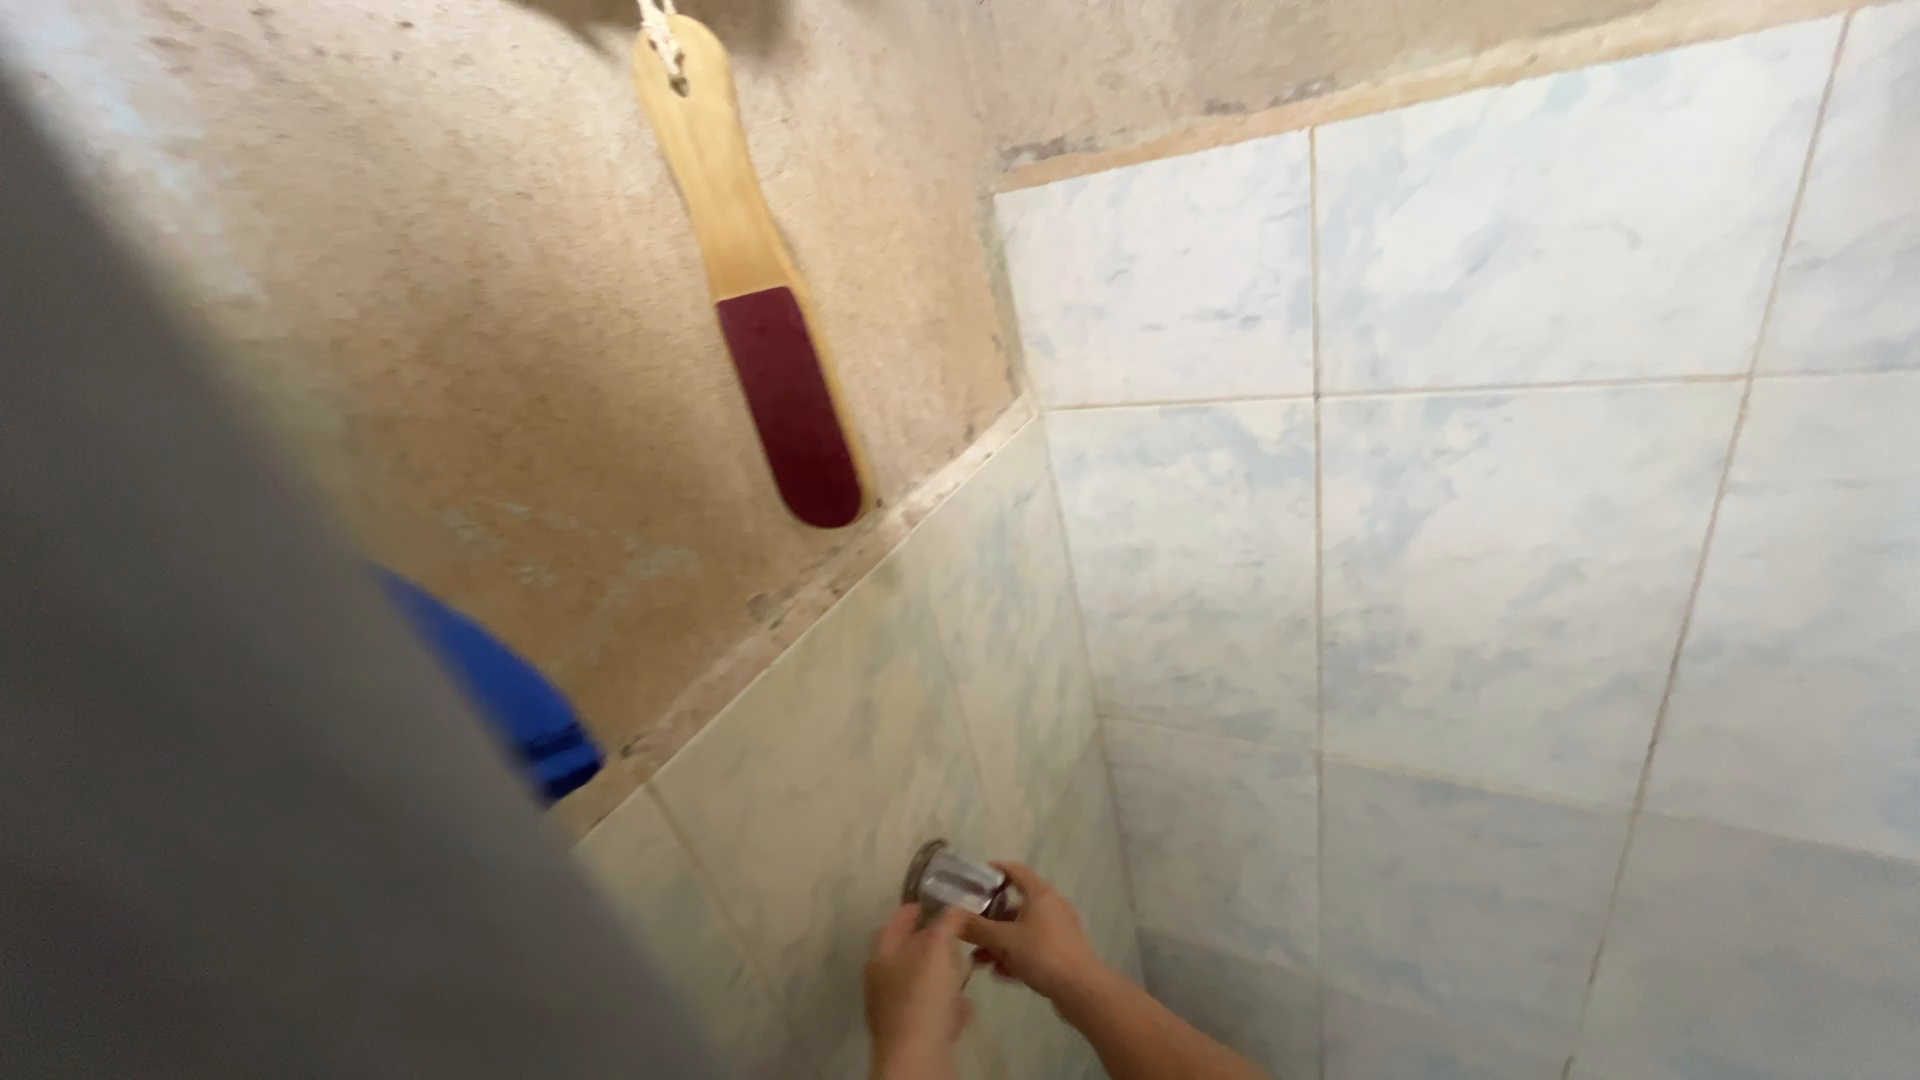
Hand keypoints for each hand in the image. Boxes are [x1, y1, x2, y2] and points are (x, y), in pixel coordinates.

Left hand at [864, 904, 972, 1079]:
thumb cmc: (921, 996)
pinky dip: (948, 1007)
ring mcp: (897, 1012)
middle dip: (933, 944)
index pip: (895, 921)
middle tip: (957, 935)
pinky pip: (934, 1015)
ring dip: (943, 976)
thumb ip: (946, 922)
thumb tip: (955, 907)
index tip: (937, 900)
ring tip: (966, 968)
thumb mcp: (936, 947)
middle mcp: (884, 982)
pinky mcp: (914, 1037)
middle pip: (909, 953)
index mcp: (882, 955)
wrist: (917, 1062)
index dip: (915, 908)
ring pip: (922, 985)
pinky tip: (965, 1005)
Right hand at [959, 862, 1107, 1003]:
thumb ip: (977, 928)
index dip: (994, 871)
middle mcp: (1050, 905)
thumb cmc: (1043, 954)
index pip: (1015, 870)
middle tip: (971, 931)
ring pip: (1022, 930)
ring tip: (981, 961)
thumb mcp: (1004, 940)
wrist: (1082, 990)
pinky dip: (1016, 955)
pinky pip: (1032, 947)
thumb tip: (953, 916)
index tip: (974, 879)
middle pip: (1015, 905)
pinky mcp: (1062, 951)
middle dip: (991, 920)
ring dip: (1000, 943)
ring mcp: (1058, 929)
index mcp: (1040, 893)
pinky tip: (1002, 974)